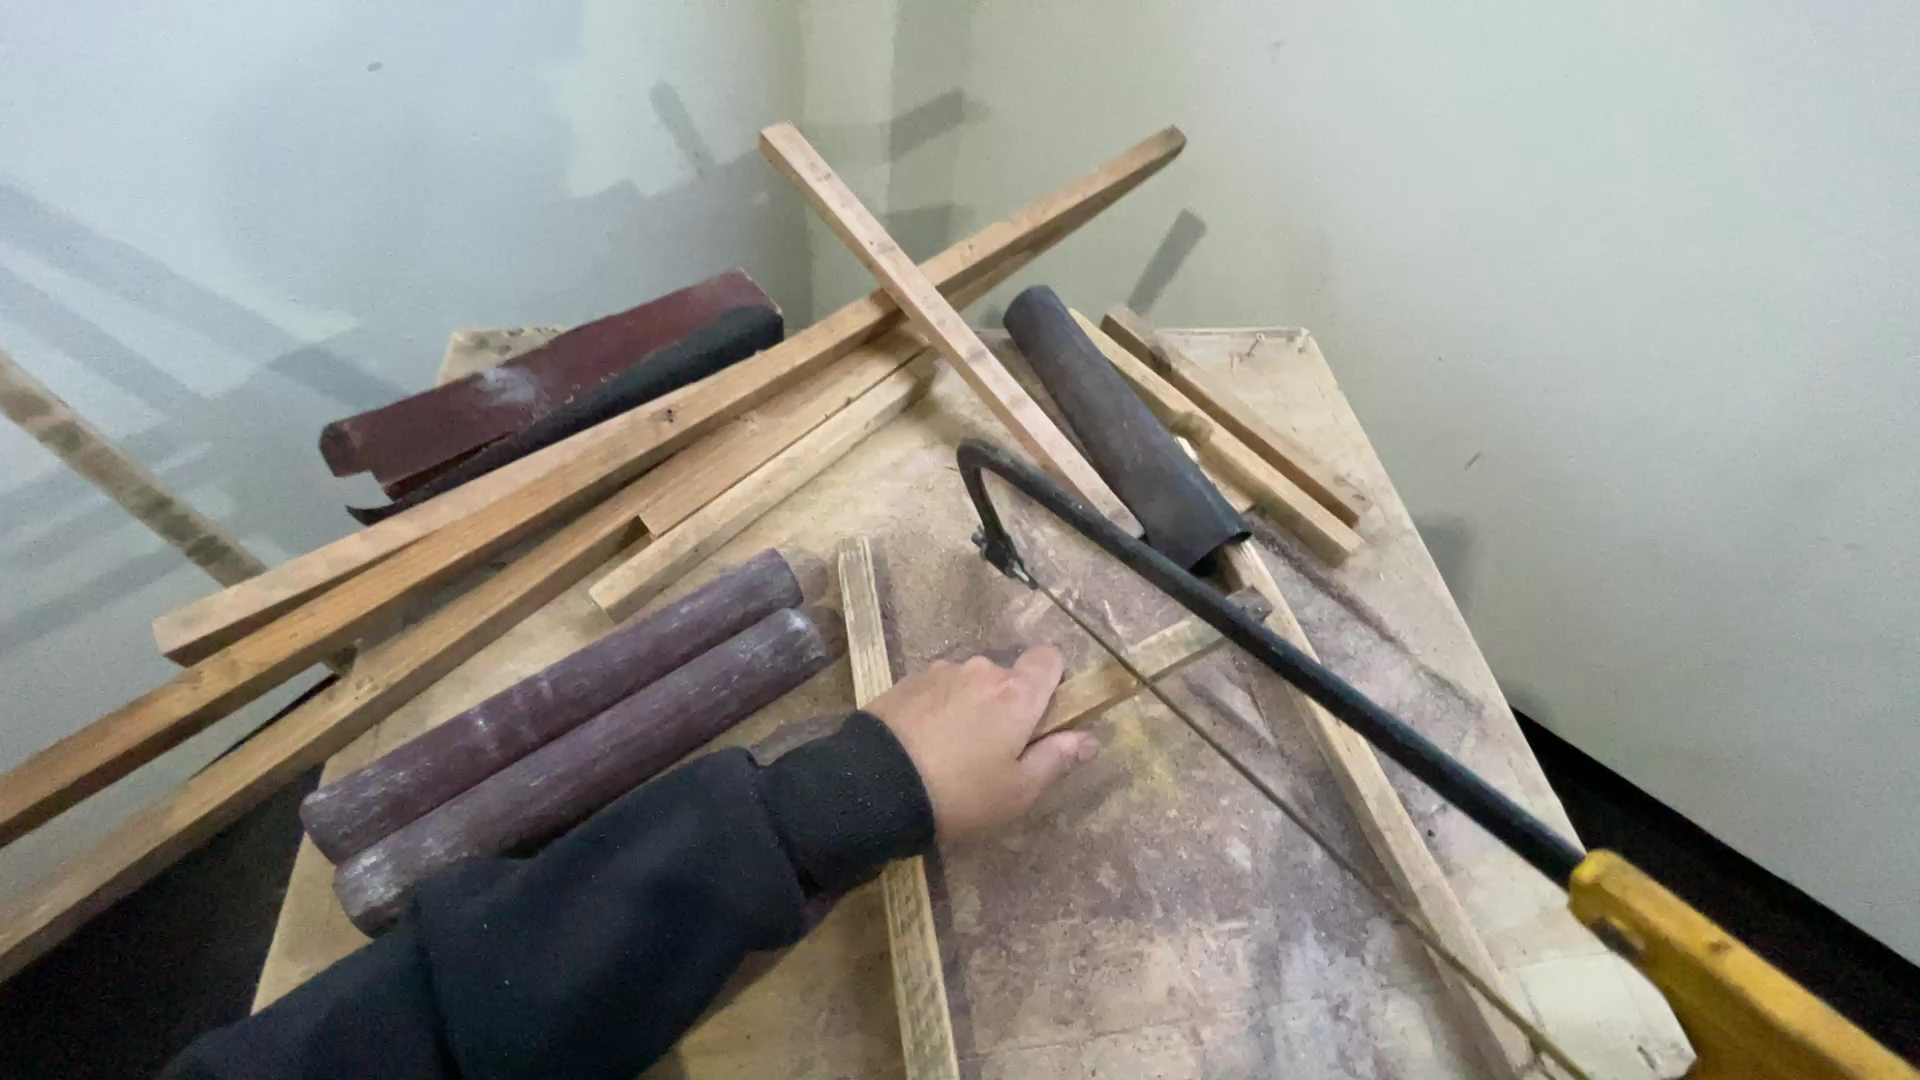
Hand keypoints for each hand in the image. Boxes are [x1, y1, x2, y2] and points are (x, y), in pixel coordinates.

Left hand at [865, 645, 1099, 838]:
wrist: (876, 785)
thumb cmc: (961, 792)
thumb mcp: (1019, 791)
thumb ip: (1057, 758)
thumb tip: (1090, 738)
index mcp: (1016, 693)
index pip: (1050, 658)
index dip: (1053, 681)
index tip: (1043, 716)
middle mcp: (982, 670)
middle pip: (1008, 677)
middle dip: (1008, 706)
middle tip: (994, 753)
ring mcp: (941, 672)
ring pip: (971, 683)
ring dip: (972, 707)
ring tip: (952, 754)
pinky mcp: (908, 681)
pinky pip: (939, 689)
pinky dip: (941, 709)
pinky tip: (924, 744)